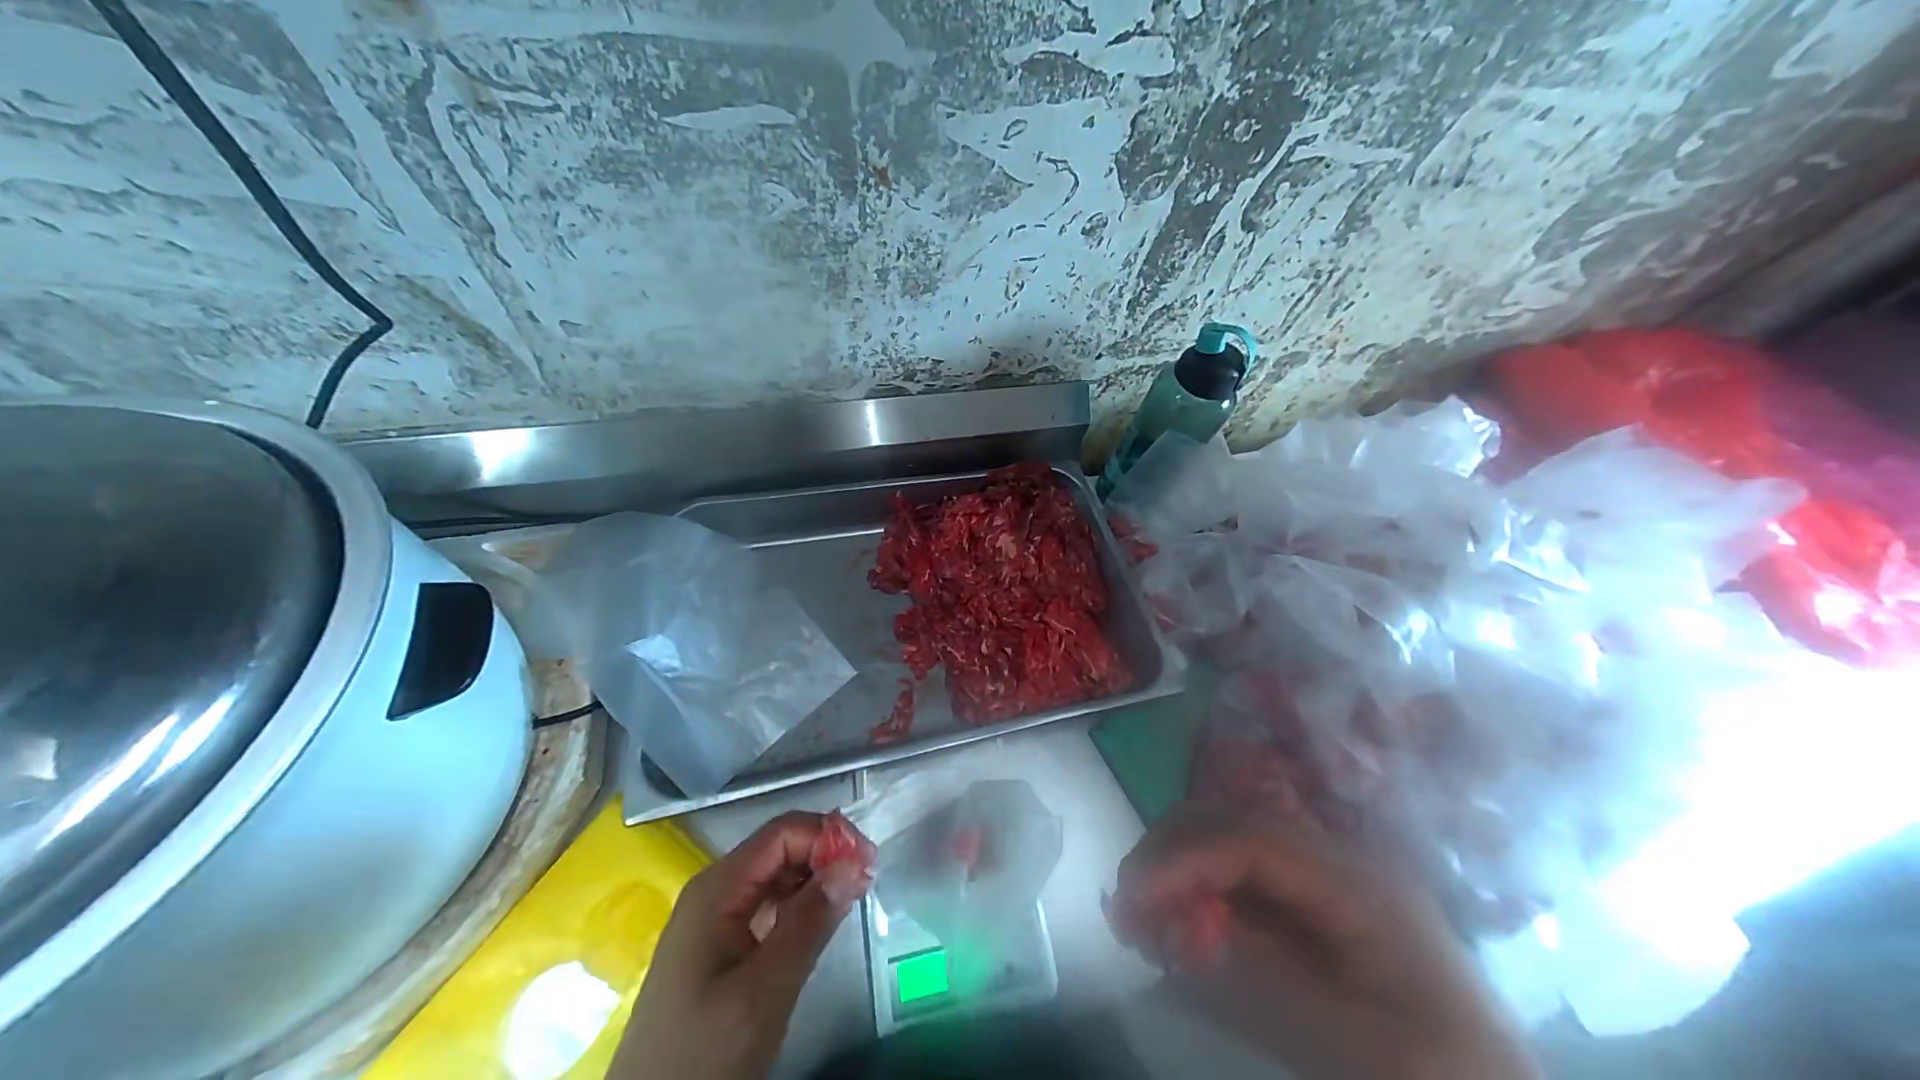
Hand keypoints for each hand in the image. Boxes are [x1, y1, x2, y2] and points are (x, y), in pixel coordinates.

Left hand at [610, 812, 872, 1079]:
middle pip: (779, 848)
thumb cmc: (704, 1051)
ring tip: (850, 902)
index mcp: (718, 888)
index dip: (828, 837)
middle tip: (866, 884)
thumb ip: (810, 922)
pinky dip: (799, 905)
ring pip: (775, 875)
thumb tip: (855, 862)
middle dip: (825, 855)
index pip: (782, 832)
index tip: (868, 864)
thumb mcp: (765, 989)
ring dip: (815, 880)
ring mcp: (715, 917)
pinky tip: (819, 925)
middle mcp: (715, 890)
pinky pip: (767, 904)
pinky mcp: (720, 944)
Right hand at [1109, 807, 1540, 1079]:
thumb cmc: (1437, 1072)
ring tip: (1138, 915)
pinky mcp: (1311, 898)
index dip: (1181, 861)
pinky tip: (1175, 922)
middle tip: (1124, 907)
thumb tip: (1178, 926)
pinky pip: (1238, 873)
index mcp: (1359, 880)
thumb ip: (1265, 980)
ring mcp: (1323, 873)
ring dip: (1175, 867)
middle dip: (1167, 855)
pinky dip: (1197, 889)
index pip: (1249, 840)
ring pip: (1225, 838)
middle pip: (1230, 822)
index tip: (1129, 900)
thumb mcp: (1354, 1045)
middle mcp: (1336, 857)